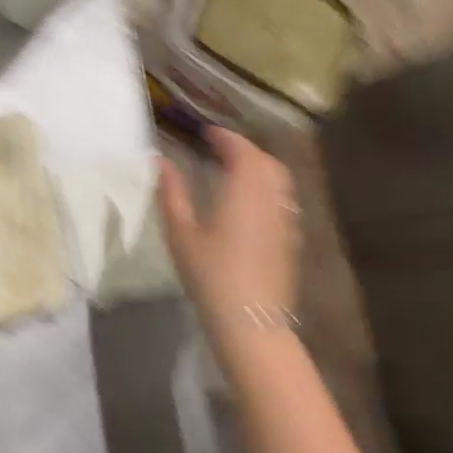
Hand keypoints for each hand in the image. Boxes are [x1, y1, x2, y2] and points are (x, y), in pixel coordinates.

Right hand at [158, 128, 300, 323]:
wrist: (250, 320)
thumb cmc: (210, 275)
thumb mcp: (180, 234)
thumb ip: (172, 193)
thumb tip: (162, 161)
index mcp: (244, 192)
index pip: (242, 151)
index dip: (226, 137)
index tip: (207, 132)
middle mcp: (271, 199)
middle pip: (267, 162)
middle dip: (246, 150)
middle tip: (220, 150)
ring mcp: (286, 220)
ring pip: (280, 181)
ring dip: (260, 168)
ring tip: (235, 172)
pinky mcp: (290, 239)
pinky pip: (283, 200)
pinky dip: (267, 190)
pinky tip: (249, 205)